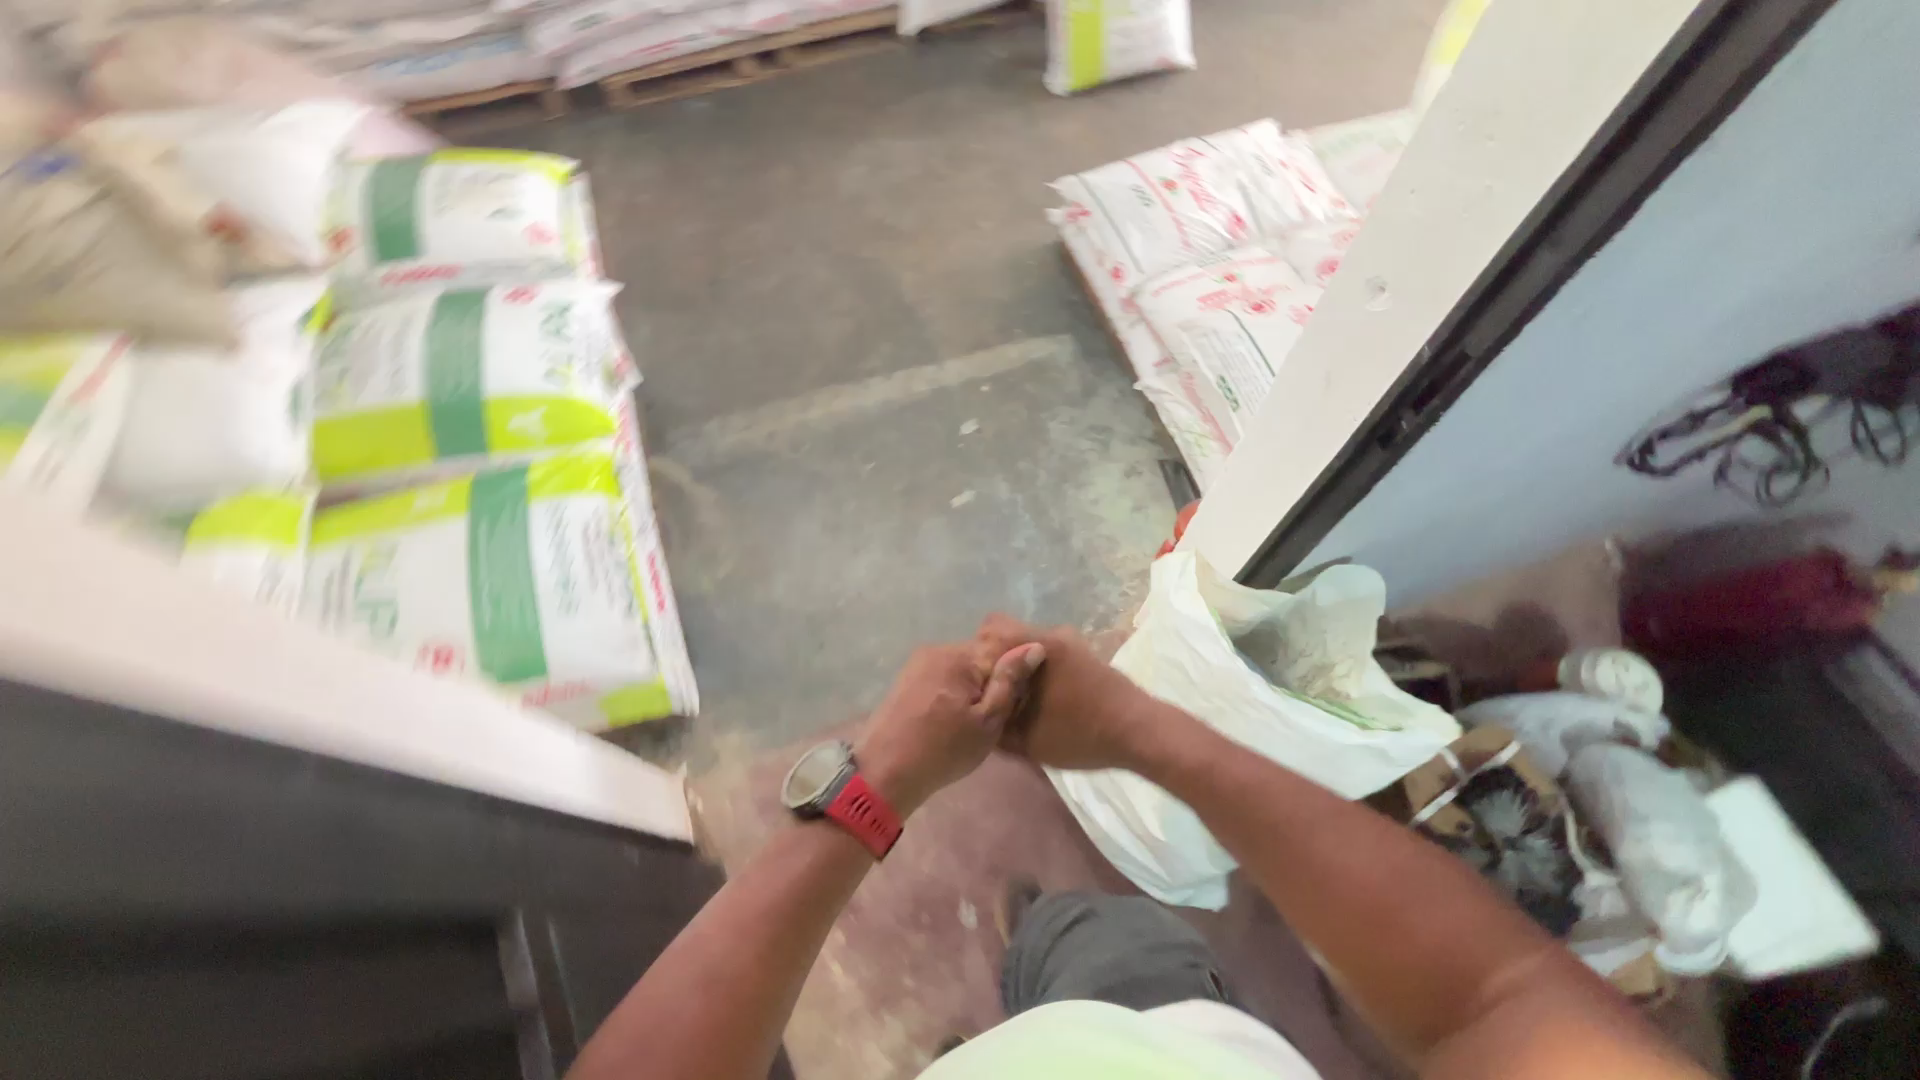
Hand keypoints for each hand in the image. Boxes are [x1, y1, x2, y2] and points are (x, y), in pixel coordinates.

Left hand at [853, 640, 1045, 816]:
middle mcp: (937, 649)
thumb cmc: (943, 750)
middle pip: (979, 659)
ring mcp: (918, 663)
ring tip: (968, 723)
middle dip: (989, 682)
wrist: (885, 772)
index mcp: (959, 656)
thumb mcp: (987, 721)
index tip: (1011, 705)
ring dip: (969, 690)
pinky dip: (950, 695)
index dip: (1012, 677)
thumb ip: (1010, 682)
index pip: (1002, 650)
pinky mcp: (905, 679)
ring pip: (960, 670)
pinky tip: (947, 720)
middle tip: (990, 719)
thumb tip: (1034, 647)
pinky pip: (941, 678)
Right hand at [973, 615, 1173, 772]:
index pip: (988, 630)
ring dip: (1017, 668)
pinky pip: (1046, 654)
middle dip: (996, 663)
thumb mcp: (1026, 739)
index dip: (976, 657)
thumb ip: (994, 723)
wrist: (1139, 733)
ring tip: (1017, 704)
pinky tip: (1040, 703)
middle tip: (994, 696)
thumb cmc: (1081, 734)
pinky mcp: (1083, 654)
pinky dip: (1037, 672)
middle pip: (1007, 635)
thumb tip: (975, 712)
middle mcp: (1052, 633)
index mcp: (1035, 645)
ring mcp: (1071, 641)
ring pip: (1027, 646)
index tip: (977, 686)